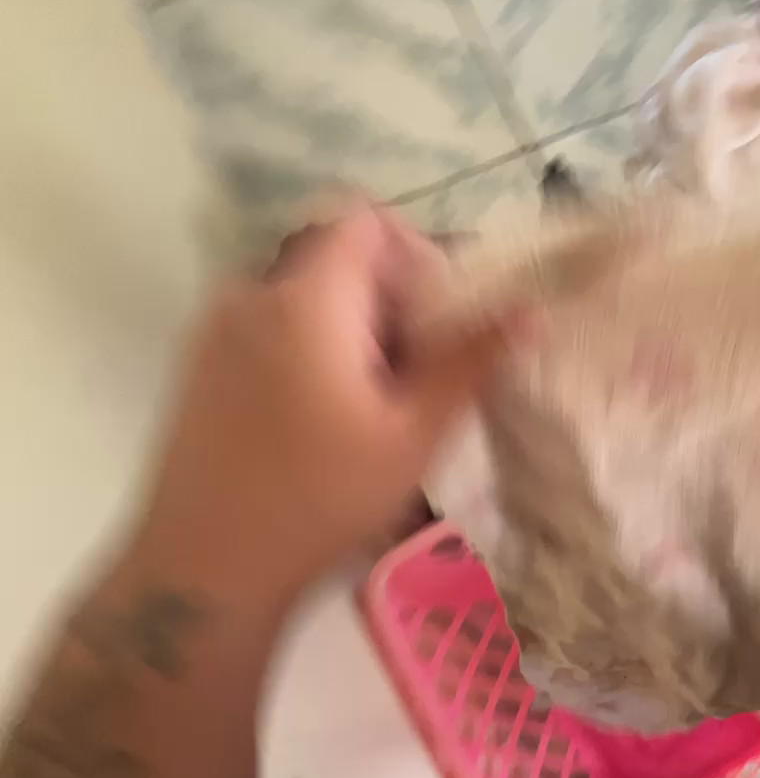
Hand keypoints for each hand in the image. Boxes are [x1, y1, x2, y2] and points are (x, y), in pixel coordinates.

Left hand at [133, 203, 528, 607]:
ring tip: (396, 397)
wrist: (212, 557)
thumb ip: (472, 360)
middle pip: (343, 256)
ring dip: (370, 326)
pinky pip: (284, 320)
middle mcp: (252, 293)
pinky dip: (331, 343)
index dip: (419, 251)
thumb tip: (533, 312)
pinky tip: (347, 410)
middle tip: (435, 370)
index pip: (364, 221)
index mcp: (305, 301)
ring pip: (317, 291)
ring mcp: (221, 325)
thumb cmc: (327, 491)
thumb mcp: (417, 429)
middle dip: (402, 299)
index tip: (450, 314)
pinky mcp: (210, 357)